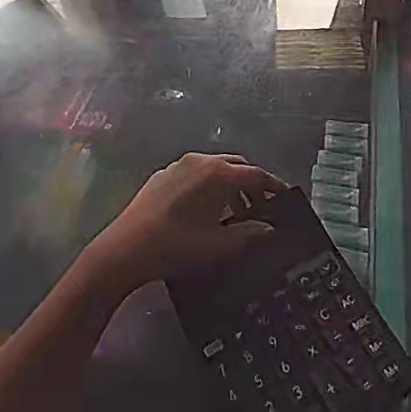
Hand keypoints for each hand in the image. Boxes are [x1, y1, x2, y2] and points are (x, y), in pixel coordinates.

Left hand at [80, 153, 287, 296]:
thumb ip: (250, 234)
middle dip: (251, 185)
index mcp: (218, 173)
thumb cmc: (178, 246)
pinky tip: (205, 211)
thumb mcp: (220, 246)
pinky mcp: (161, 177)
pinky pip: (194, 175)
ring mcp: (177, 166)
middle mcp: (199, 161)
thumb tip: (269, 228)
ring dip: (229, 186)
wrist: (125, 250)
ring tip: (235, 213)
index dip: (273, 187)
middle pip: (235, 166)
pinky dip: (208, 187)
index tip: (285, 197)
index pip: (256, 175)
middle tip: (261, 208)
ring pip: (213, 169)